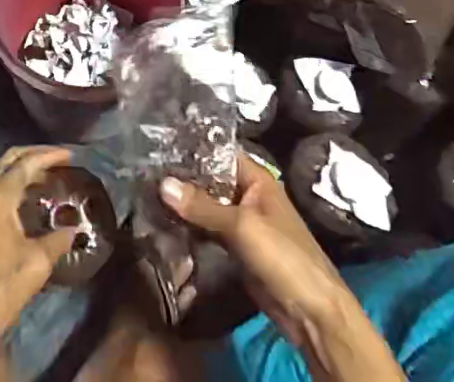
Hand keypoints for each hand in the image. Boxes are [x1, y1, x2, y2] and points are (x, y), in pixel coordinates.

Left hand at [0, 146, 78, 380]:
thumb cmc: (1, 285)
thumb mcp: (38, 261)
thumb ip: (58, 239)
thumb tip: (73, 229)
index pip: (26, 163)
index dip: (50, 156)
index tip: (71, 156)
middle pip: (8, 160)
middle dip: (34, 154)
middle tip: (58, 159)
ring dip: (20, 169)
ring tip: (45, 176)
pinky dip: (11, 184)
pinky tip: (25, 199)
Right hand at [161, 153, 404, 381]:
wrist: (310, 312)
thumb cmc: (284, 256)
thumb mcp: (242, 227)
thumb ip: (203, 207)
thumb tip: (163, 184)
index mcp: (257, 178)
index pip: (220, 153)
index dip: (193, 147)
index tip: (159, 142)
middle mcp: (247, 195)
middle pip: (210, 180)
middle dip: (182, 178)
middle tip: (143, 170)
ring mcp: (241, 222)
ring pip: (206, 206)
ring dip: (183, 204)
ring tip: (144, 192)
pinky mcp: (235, 248)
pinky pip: (207, 230)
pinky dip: (189, 228)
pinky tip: (162, 223)